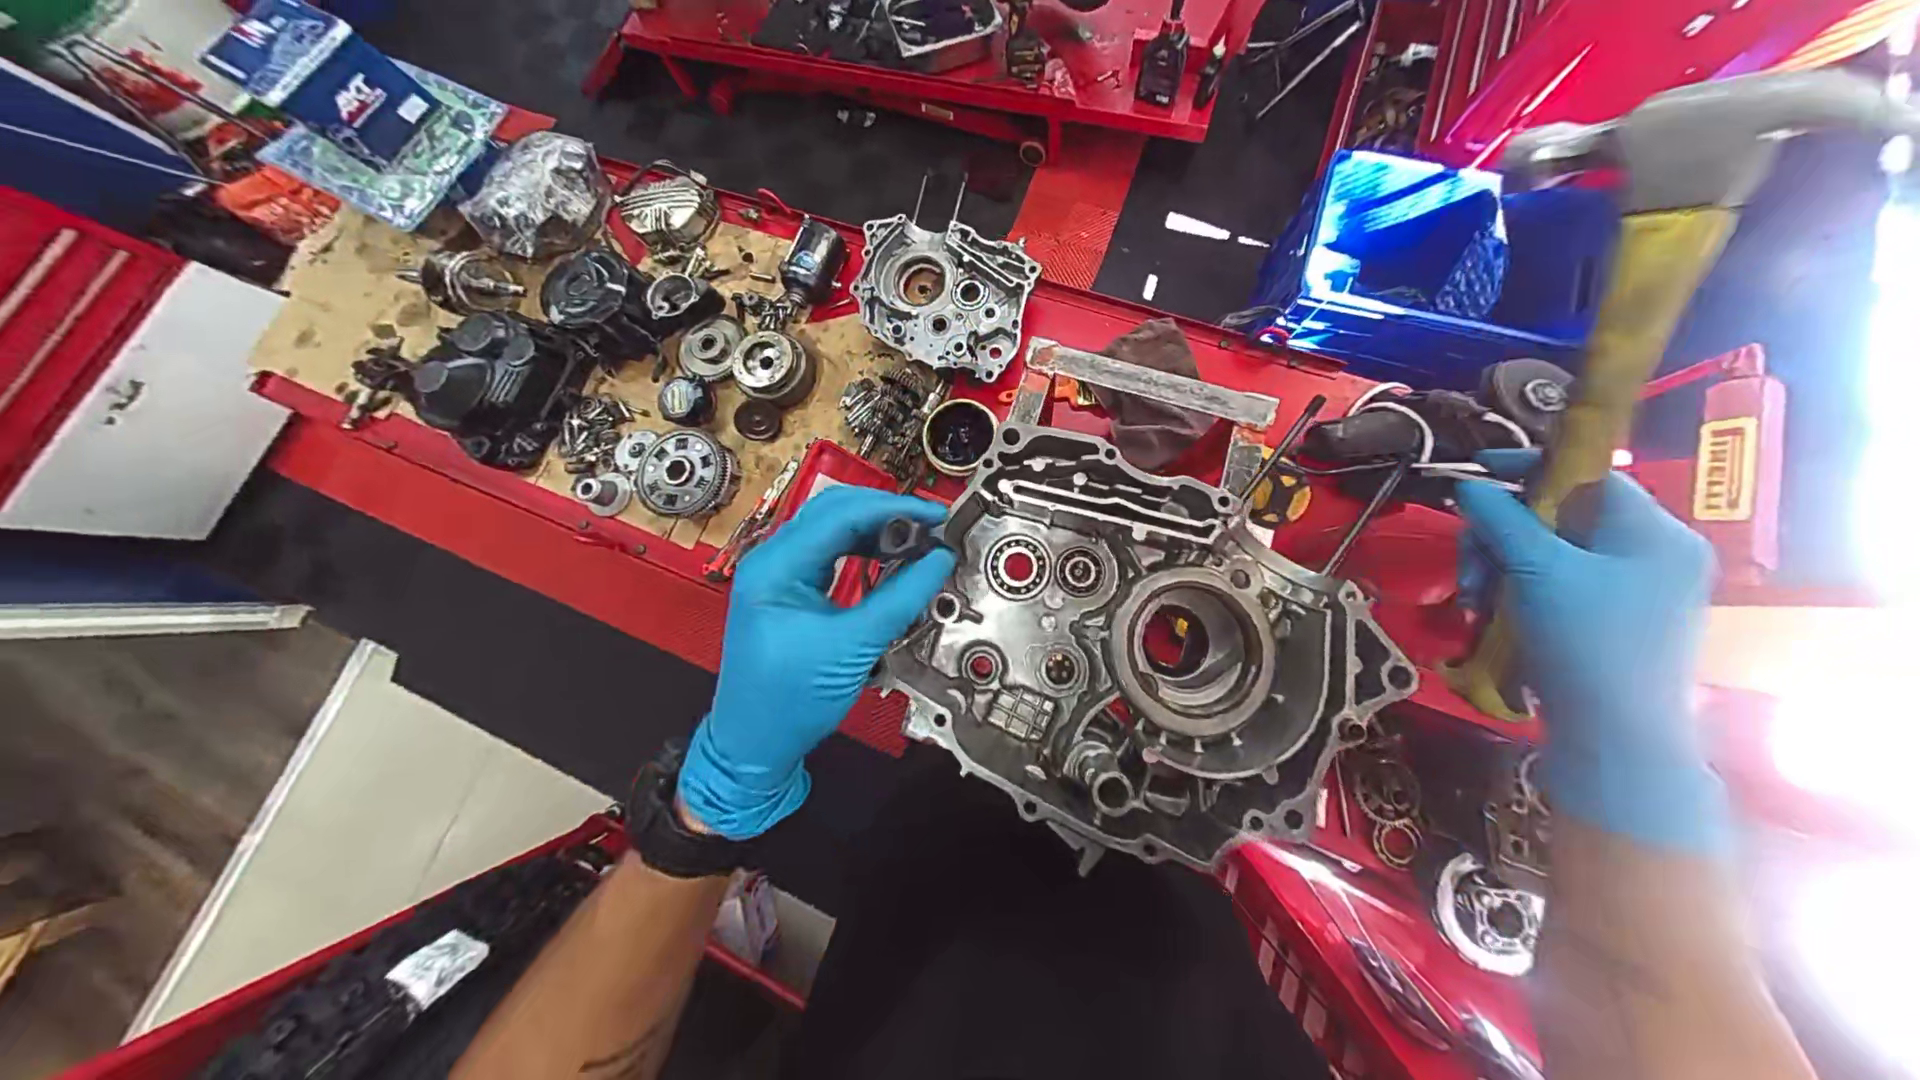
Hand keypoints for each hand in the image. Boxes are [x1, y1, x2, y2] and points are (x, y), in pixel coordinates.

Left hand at [678, 485, 956, 839]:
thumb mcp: (852, 648)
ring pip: (834, 529)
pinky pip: (832, 554)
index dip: (893, 509)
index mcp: (775, 567)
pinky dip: (865, 551)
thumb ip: (900, 599)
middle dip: (886, 513)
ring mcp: (780, 574)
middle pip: (835, 511)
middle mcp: (772, 561)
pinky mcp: (791, 590)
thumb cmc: (788, 702)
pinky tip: (892, 558)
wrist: (755, 744)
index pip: (840, 514)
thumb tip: (938, 561)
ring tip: (918, 540)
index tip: (934, 516)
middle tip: (931, 525)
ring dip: (877, 530)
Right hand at [1454, 449, 1727, 853]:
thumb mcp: (1537, 571)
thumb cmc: (1585, 640)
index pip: (1588, 476)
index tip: (1478, 466)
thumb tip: (1466, 484)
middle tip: (1470, 563)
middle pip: (1556, 516)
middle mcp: (1648, 553)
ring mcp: (1627, 587)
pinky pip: (1549, 581)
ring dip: (1498, 565)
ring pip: (1544, 551)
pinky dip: (1514, 588)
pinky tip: (1491, 611)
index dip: (1531, 467)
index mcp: (1653, 534)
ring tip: (1476, 597)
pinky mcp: (1603, 615)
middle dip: (1501, 535)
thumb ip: (1501, 520)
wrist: (1613, 734)